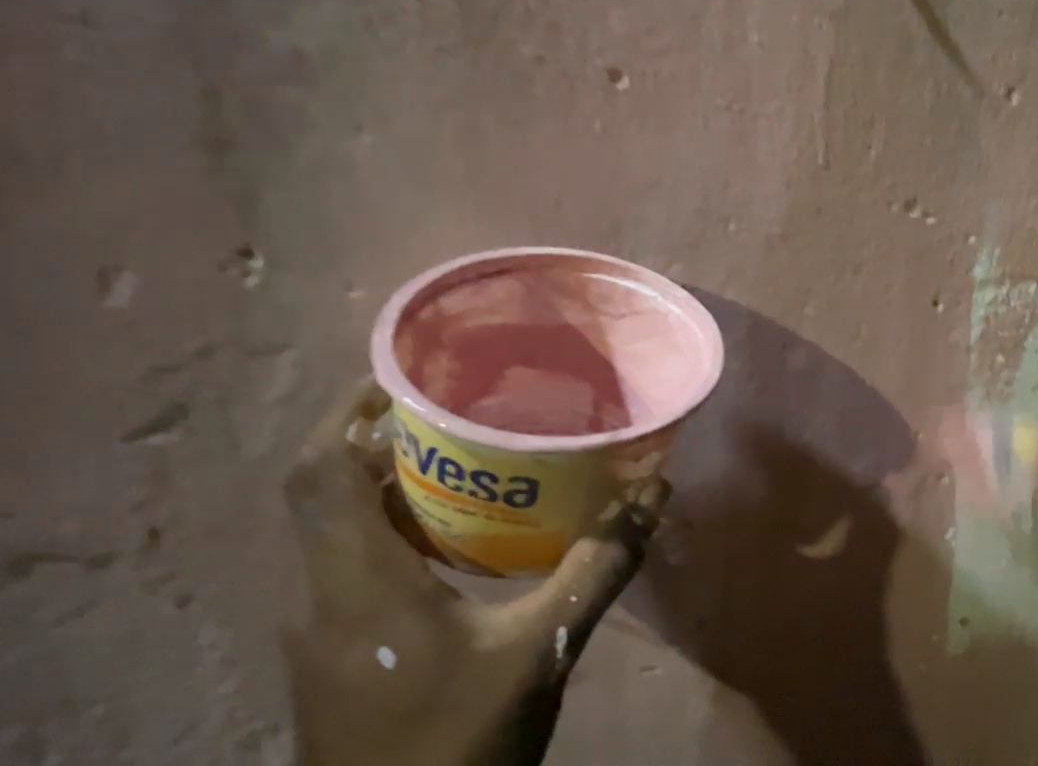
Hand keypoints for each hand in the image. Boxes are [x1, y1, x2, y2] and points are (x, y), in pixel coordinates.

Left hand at [280, 381, 664, 765]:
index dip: (346, 411)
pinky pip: (351, 564)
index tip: (407, 373)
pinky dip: (394, 528)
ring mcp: (320, 630)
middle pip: (324, 492)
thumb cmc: (459, 740)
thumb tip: (656, 493)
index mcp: (358, 583)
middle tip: (457, 405)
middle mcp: (321, 596)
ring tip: (466, 456)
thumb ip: (600, 566)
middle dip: (379, 438)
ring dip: (388, 484)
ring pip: (336, 530)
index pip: (317, 474)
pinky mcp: (335, 654)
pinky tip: (459, 538)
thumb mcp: (542, 648)